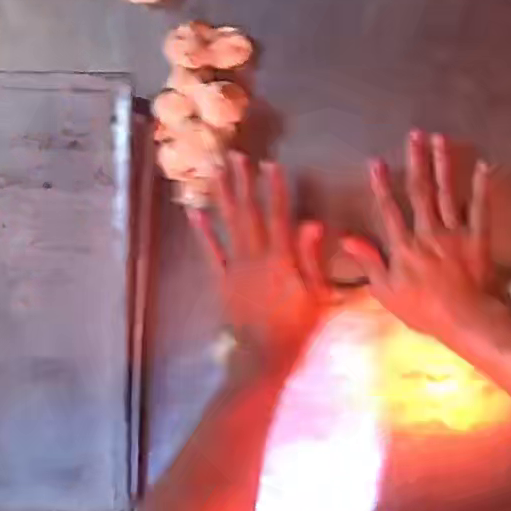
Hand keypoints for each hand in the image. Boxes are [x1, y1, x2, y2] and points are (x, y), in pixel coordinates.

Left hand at [189, 153, 331, 378]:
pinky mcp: (222, 280)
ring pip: (228, 225)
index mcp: (281, 259)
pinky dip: (202, 232)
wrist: (264, 355)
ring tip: (217, 172)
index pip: (278, 216)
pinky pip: (210, 252)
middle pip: (248, 213)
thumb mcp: (316, 293)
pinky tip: (194, 212)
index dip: (275, 189)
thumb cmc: (298, 326)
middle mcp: (255, 256)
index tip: (271, 165)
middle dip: (243, 183)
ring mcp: (235, 267)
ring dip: (223, 197)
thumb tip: (312, 222)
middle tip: (236, 156)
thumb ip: (311, 257)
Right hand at [342, 131, 508, 348]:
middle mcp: (428, 233)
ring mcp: (455, 234)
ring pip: (446, 192)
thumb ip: (369, 262)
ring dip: (442, 164)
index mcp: (404, 247)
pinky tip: (483, 165)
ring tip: (439, 139)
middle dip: (416, 160)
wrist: (466, 319)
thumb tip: (348, 239)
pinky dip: (481, 187)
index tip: (377, 162)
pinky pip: (480, 208)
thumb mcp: (386, 292)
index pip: (390, 210)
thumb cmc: (424, 311)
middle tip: (414, 134)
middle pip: (420, 191)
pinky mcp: (478, 239)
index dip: (382, 185)